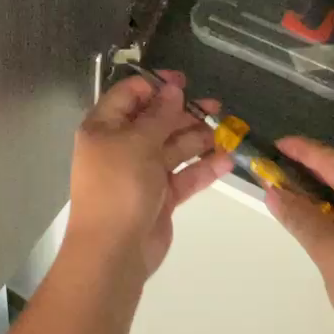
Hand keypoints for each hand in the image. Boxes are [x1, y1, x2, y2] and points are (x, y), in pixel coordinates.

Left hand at [63, 69, 230, 274]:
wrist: (113, 252)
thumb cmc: (118, 187)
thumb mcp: (137, 143)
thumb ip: (158, 116)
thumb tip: (172, 90)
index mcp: (104, 127)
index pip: (129, 95)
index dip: (155, 85)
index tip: (184, 81)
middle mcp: (121, 146)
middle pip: (155, 120)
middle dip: (184, 112)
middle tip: (216, 106)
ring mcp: (141, 172)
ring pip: (173, 147)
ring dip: (198, 138)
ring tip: (229, 131)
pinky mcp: (160, 196)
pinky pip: (183, 175)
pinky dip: (203, 167)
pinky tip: (226, 159)